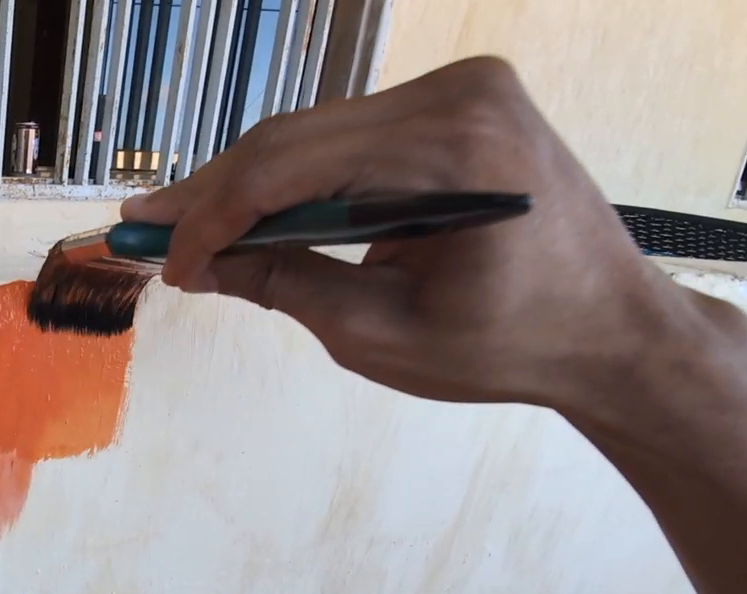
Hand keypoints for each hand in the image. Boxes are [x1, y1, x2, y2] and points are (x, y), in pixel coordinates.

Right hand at [120, 57, 746, 424]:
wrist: (608, 330)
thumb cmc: (503, 346)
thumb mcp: (372, 330)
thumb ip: (282, 285)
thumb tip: (199, 265)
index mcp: (450, 147)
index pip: (286, 170)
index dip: (210, 219)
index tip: (164, 266)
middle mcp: (454, 94)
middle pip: (288, 141)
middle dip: (207, 194)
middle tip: (138, 226)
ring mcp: (456, 94)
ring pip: (303, 137)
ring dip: (235, 187)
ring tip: (174, 226)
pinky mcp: (449, 112)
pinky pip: (336, 143)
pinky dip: (281, 184)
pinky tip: (237, 213)